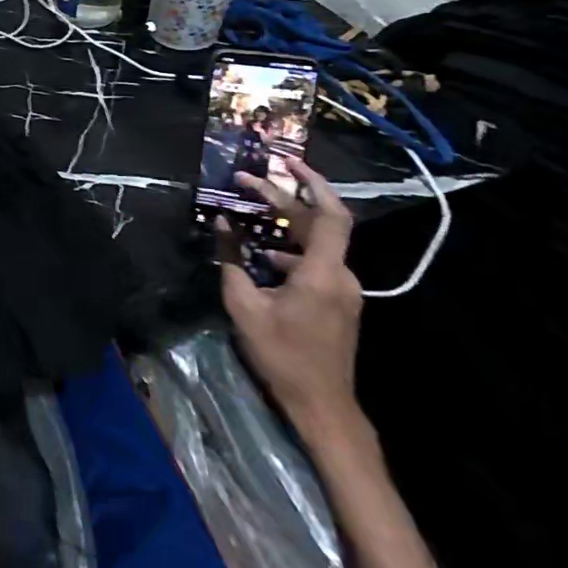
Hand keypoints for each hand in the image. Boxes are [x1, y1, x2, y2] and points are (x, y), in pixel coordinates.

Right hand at [222, 161, 360, 428]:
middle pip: (318, 223)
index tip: (288, 161)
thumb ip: (232, 261)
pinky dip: (291, 250)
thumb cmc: (282, 356)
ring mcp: (344, 289)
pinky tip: (264, 257)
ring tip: (251, 216)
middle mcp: (340, 274)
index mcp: (322, 272)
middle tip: (248, 183)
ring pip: (316, 243)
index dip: (313, 182)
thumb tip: (223, 223)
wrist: (322, 406)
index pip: (330, 214)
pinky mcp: (339, 302)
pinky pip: (316, 262)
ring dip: (286, 225)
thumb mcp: (245, 307)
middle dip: (283, 199)